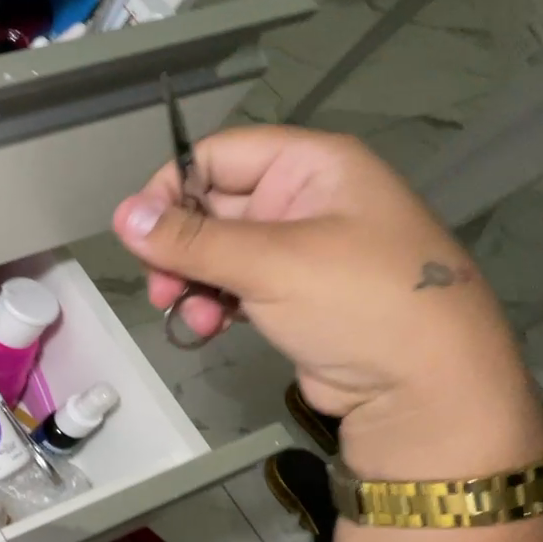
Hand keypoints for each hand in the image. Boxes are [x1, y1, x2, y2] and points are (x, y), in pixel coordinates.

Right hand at [112, 126, 542, 477]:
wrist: (422, 385)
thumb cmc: (360, 304)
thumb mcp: (270, 264)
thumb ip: (190, 240)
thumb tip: (120, 216)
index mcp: (310, 167)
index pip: (217, 156)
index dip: (171, 191)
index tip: (143, 239)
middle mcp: (299, 199)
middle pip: (207, 208)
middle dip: (177, 252)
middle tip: (163, 291)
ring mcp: (292, 248)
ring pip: (209, 253)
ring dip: (189, 285)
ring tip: (195, 320)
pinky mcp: (284, 292)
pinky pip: (226, 285)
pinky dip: (208, 305)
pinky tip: (211, 329)